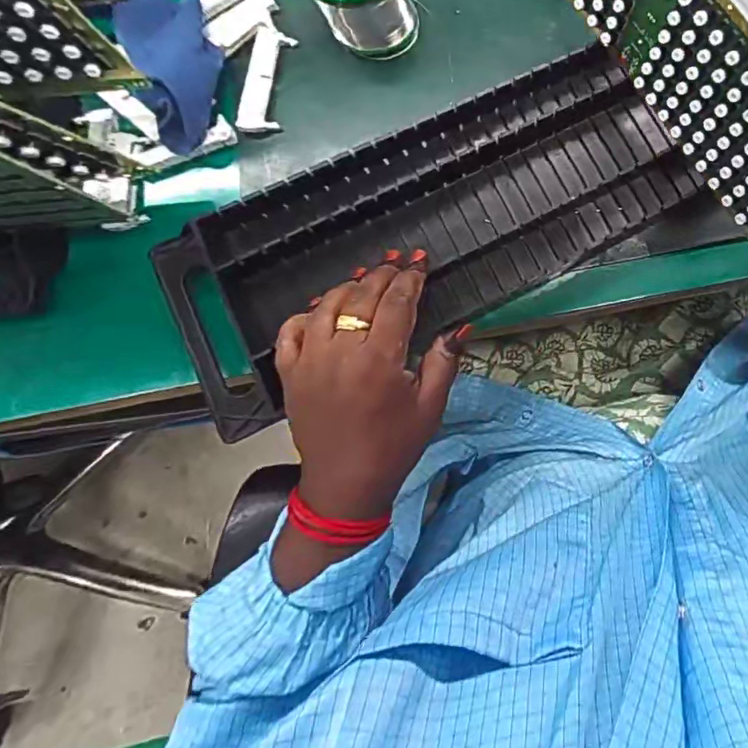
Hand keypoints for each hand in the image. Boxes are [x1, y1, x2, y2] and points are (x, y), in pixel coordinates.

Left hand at [268, 250, 464, 589]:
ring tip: (366, 279)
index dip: (411, 279)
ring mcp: (310, 360)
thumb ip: (443, 362)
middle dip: (384, 275)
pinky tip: (322, 309)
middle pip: (362, 297)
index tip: (420, 264)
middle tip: (398, 263)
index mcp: (379, 361)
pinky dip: (307, 313)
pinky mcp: (289, 373)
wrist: (345, 484)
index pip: (396, 303)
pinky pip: (292, 329)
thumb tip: (458, 327)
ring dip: (349, 287)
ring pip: (326, 305)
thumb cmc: (394, 447)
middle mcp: (341, 353)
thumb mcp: (430, 407)